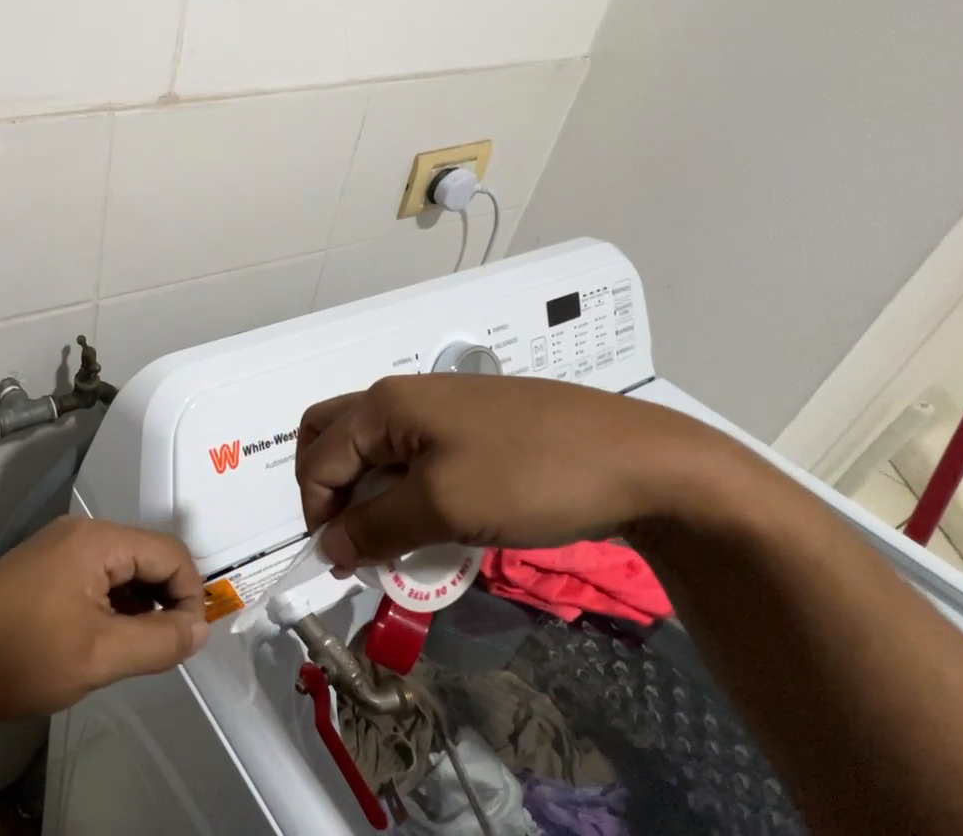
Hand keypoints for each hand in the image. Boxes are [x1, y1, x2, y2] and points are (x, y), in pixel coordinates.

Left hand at [0, 517, 209, 722]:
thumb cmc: (23, 659)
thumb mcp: (101, 657)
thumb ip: (160, 641)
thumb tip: (199, 628)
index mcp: (94, 540)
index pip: (169, 552)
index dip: (190, 594)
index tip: (188, 641)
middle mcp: (76, 533)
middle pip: (145, 555)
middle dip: (164, 599)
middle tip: (165, 648)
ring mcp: (54, 548)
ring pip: (120, 568)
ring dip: (138, 605)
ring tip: (134, 650)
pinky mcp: (40, 569)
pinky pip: (94, 577)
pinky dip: (111, 604)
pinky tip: (104, 640)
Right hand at [296, 374, 747, 569]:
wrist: (644, 462)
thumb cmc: (530, 478)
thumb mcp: (442, 507)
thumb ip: (375, 527)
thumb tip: (330, 547)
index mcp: (384, 405)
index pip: (318, 459)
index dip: (318, 515)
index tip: (345, 566)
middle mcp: (403, 396)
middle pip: (333, 437)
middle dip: (331, 490)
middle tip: (354, 535)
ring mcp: (443, 407)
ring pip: (377, 448)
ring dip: (371, 492)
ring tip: (398, 537)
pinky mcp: (476, 424)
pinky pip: (416, 455)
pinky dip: (408, 489)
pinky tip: (438, 519)